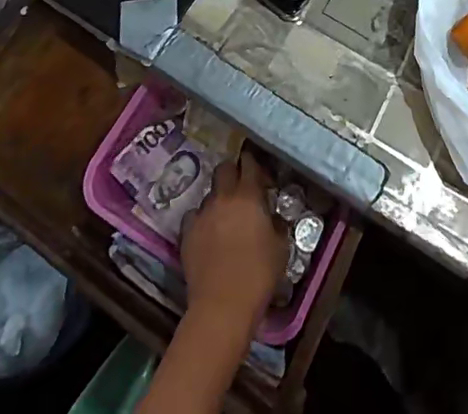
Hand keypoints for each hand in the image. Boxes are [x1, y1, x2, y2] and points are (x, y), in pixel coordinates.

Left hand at [181, 152, 286, 323]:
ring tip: (225, 217)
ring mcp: (201, 214)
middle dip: (232, 173)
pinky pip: (194, 215)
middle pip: (223, 169)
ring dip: (218, 200)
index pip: (249, 164)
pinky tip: (208, 233)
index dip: (254, 163)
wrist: (223, 304)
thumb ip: (276, 223)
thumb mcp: (281, 247)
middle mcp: (222, 198)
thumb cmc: (259, 274)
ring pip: (209, 194)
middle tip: (242, 188)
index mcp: (248, 196)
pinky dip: (202, 219)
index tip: (260, 173)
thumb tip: (271, 216)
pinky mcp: (186, 232)